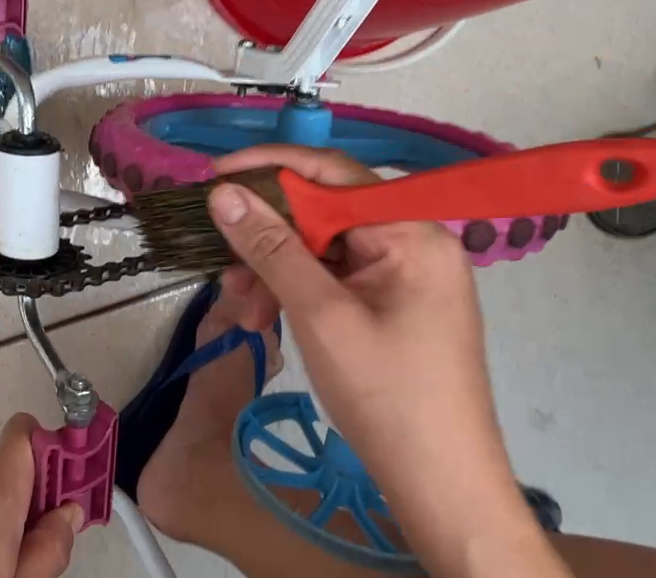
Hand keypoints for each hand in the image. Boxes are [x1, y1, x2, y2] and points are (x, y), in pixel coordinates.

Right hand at [209, 145, 567, 577]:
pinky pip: (329, 275)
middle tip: (220, 257)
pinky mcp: (390, 303)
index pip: (332, 173)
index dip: (269, 167)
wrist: (441, 487)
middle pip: (322, 211)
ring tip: (243, 308)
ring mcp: (402, 275)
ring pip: (318, 246)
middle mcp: (411, 242)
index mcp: (410, 233)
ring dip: (272, 269)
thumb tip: (222, 192)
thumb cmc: (386, 395)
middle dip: (266, 234)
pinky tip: (266, 317)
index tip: (214, 176)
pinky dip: (292, 290)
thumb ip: (270, 246)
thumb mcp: (318, 313)